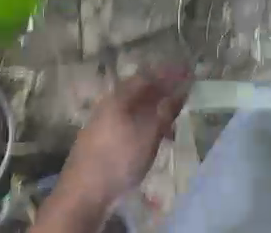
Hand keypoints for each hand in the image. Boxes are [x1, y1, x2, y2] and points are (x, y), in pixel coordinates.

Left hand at [43, 66, 191, 228]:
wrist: (82, 196)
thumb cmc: (119, 159)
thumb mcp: (150, 133)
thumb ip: (168, 109)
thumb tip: (183, 88)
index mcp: (119, 96)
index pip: (148, 74)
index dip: (170, 73)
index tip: (188, 74)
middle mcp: (109, 103)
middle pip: (140, 90)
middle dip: (163, 92)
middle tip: (182, 98)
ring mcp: (102, 122)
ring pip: (133, 108)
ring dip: (154, 111)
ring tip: (171, 124)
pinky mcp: (99, 141)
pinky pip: (127, 123)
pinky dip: (143, 125)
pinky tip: (152, 139)